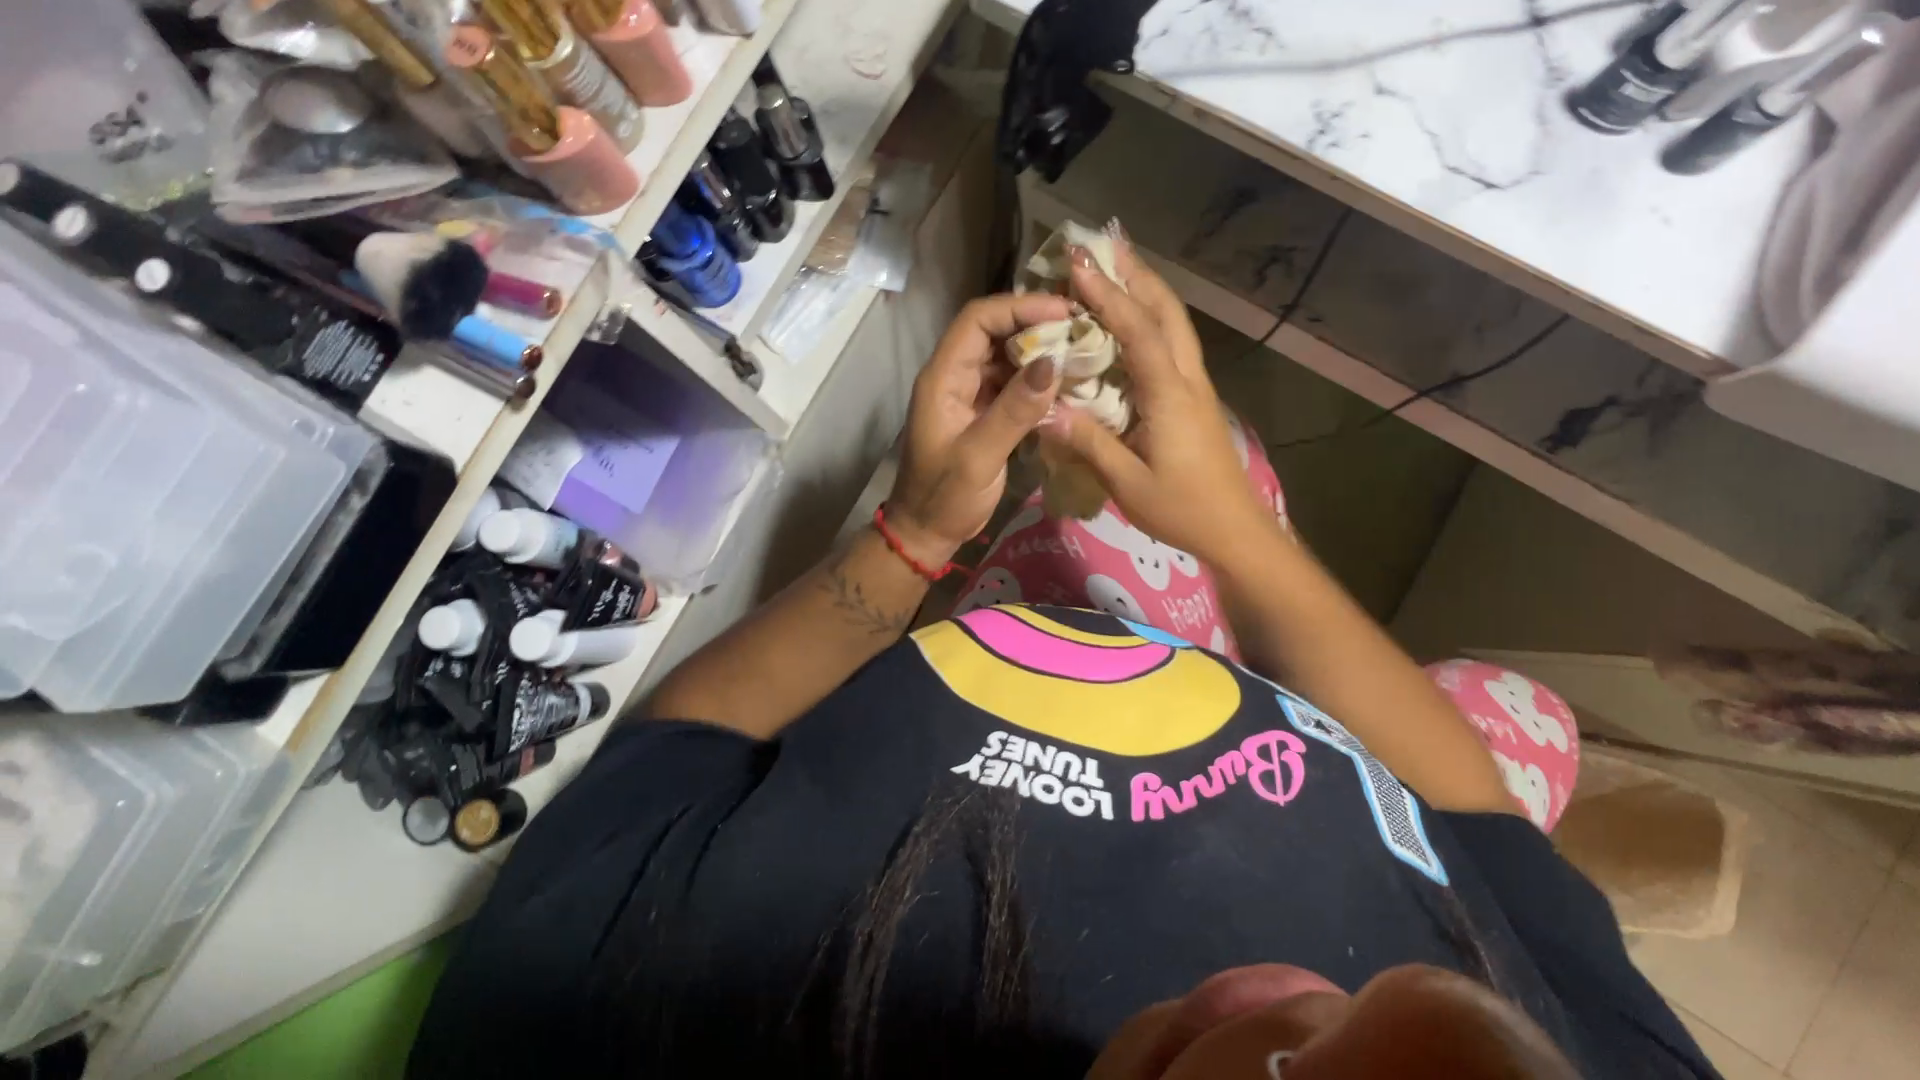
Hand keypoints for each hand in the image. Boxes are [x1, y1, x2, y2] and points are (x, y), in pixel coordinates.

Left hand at [889, 293, 1071, 565]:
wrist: (927, 533)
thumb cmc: (944, 498)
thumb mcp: (978, 457)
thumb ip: (1013, 411)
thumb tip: (1052, 362)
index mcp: (943, 378)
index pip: (978, 320)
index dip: (1019, 307)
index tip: (1063, 312)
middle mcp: (955, 377)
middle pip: (994, 331)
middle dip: (1035, 323)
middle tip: (1082, 326)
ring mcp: (970, 395)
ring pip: (1006, 355)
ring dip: (1040, 350)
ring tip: (1083, 349)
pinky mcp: (985, 413)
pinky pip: (1012, 383)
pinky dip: (1038, 379)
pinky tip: (1069, 382)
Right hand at [1038, 236, 1281, 567]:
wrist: (1236, 530)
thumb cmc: (1182, 509)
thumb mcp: (1127, 483)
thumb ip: (1087, 443)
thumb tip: (1044, 408)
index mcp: (1169, 395)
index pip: (1137, 331)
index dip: (1107, 294)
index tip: (1077, 262)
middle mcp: (1187, 379)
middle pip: (1166, 312)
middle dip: (1135, 274)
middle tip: (1102, 244)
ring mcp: (1196, 387)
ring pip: (1174, 324)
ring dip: (1146, 291)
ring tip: (1116, 267)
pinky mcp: (1194, 399)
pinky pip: (1172, 345)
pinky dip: (1151, 318)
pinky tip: (1130, 322)